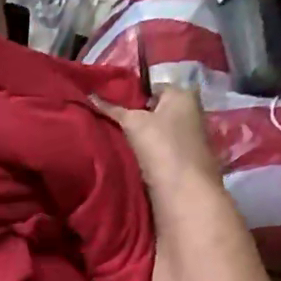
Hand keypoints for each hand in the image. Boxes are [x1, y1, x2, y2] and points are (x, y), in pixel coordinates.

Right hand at [92, 88, 222, 194]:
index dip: (128, 95)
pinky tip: (128, 157)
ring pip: (155, 131)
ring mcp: (188, 137)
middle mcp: (190, 111)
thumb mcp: (133, 123)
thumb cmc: (162, 147)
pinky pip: (159, 149)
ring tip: (112, 140)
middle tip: (106, 124)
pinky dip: (146, 152)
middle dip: (132, 117)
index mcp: (183, 95)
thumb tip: (90, 95)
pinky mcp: (183, 159)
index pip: (150, 88)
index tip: (107, 106)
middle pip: (153, 110)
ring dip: (138, 137)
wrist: (184, 192)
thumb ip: (112, 109)